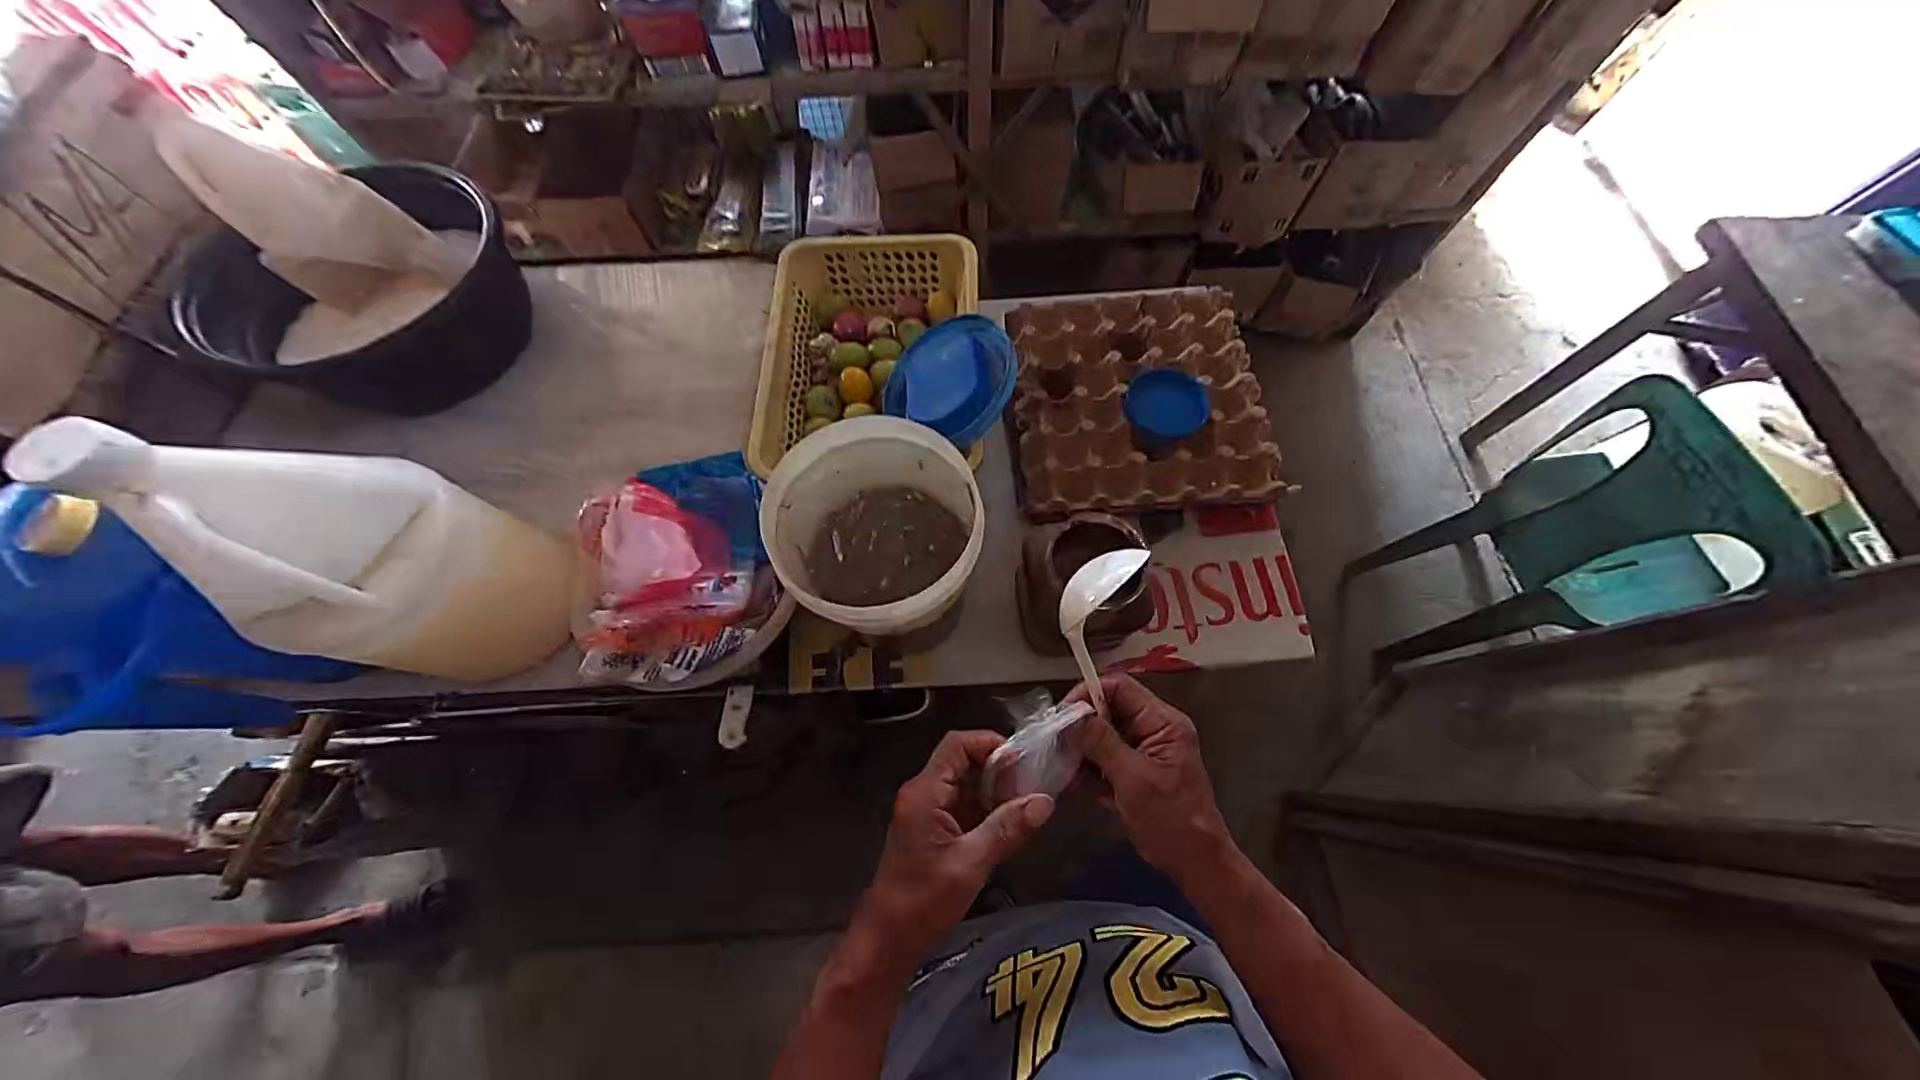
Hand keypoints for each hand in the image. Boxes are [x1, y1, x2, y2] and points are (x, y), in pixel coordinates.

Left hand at [858, 731, 1055, 960]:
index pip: (957, 744)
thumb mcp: (971, 863)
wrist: (886, 941)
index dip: (990, 744)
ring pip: (966, 785)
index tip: (1022, 760)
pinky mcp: (933, 830)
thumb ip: (1007, 828)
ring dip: (996, 792)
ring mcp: (927, 811)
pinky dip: (987, 810)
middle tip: (1032, 786)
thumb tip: (1044, 801)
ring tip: (1027, 804)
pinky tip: (1011, 824)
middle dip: (999, 770)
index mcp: (925, 792)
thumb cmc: (923, 901)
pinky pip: (963, 806)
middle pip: (964, 762)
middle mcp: (923, 793)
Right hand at [1068, 674, 1236, 886]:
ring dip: (1081, 750)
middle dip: (1081, 726)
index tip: (1063, 714)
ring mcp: (1142, 751)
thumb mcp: (1133, 778)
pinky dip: (1088, 769)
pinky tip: (1072, 783)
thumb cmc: (1172, 820)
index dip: (1088, 694)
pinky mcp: (1133, 771)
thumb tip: (1072, 715)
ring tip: (1063, 766)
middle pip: (1107, 710)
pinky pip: (1104, 758)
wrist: (1195, 864)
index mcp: (1162, 722)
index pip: (1119, 688)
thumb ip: (1102, 742)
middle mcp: (1152, 729)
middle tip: (1057, 742)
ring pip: (1101, 735)